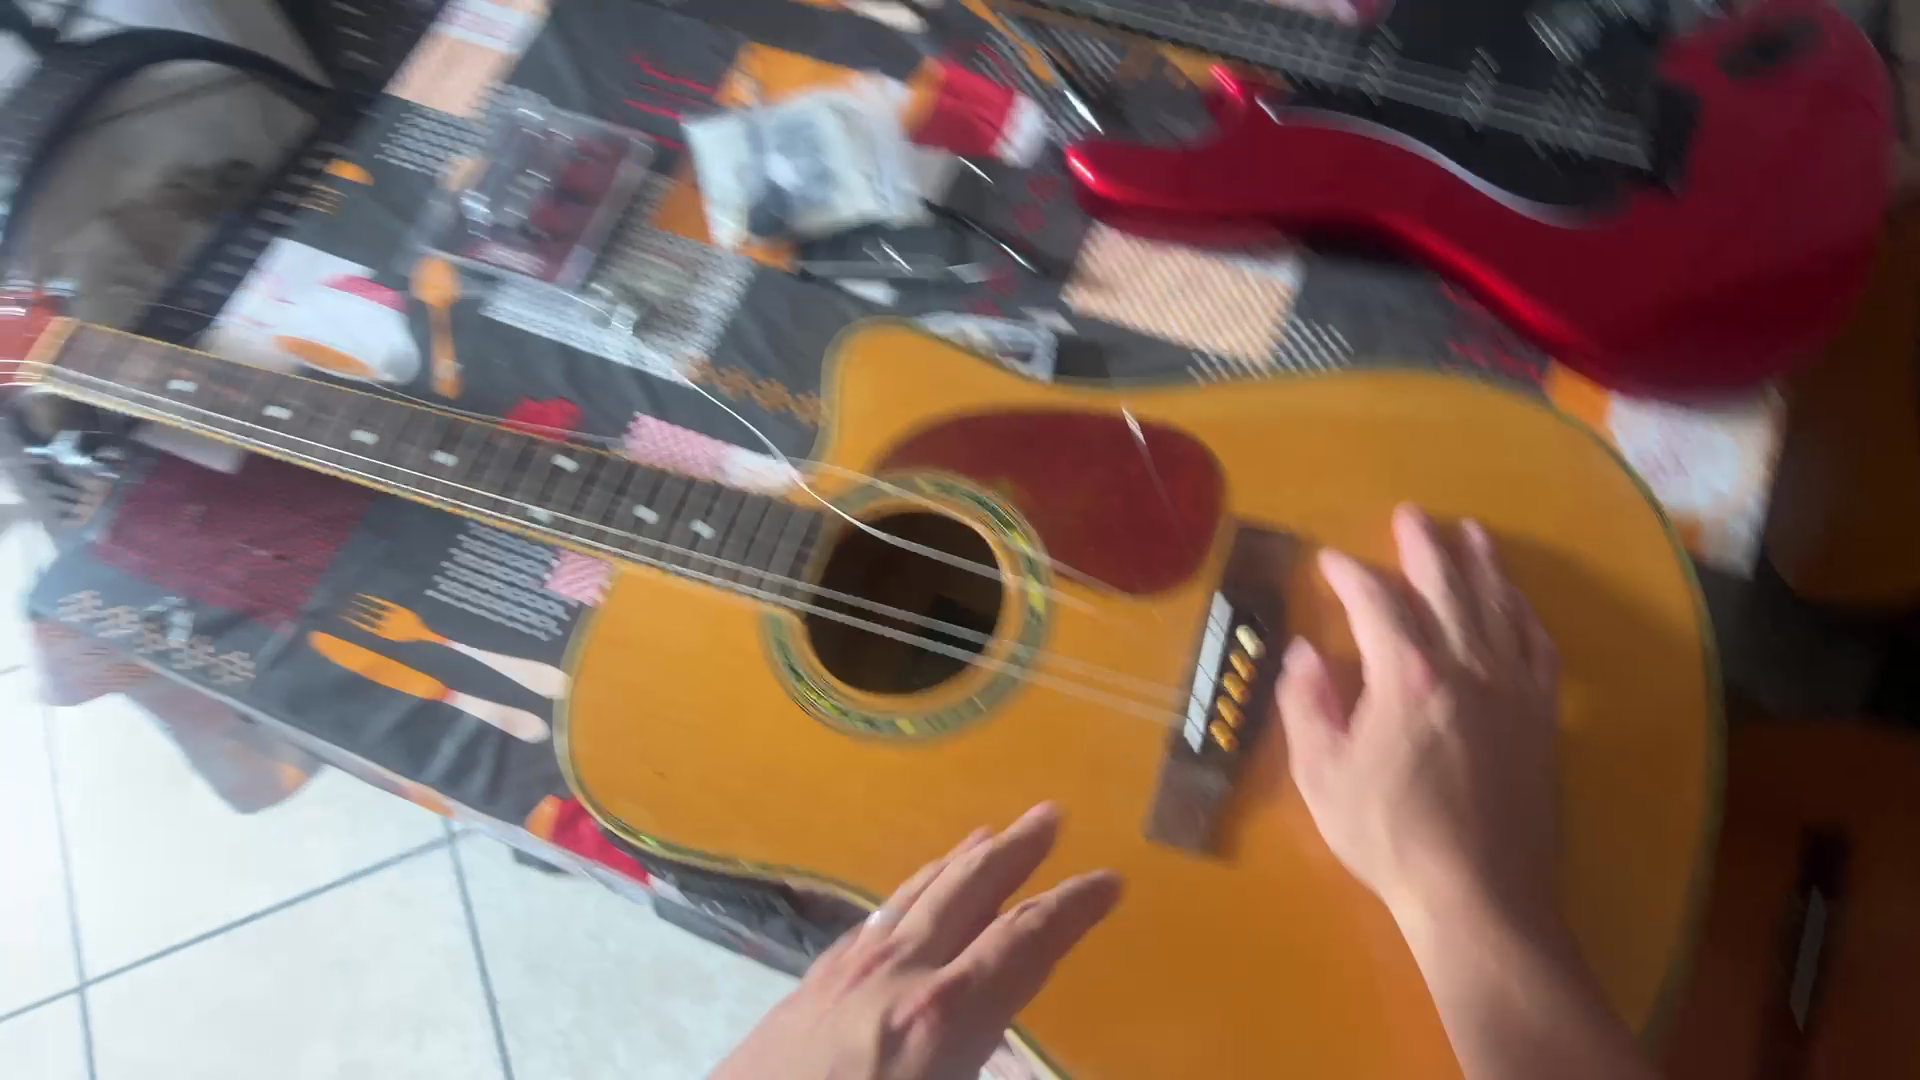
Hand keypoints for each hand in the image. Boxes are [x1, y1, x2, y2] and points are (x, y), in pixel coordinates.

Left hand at [711, 803, 1121, 1079]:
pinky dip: (908, 891)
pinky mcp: (813, 982)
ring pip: (918, 894)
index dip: (1073, 907)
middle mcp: (899, 974)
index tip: (1109, 878)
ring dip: (960, 860)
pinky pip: (875, 917)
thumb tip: (1022, 1051)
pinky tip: (910, 893)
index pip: (1024, 943)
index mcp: (941, 1016)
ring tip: (988, 832)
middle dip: (1015, 850)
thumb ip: (991, 1060)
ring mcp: (850, 971)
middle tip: (1051, 812)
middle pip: (969, 891)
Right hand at [1276, 504, 1559, 924]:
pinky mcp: (1540, 720)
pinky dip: (1525, 616)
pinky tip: (1517, 602)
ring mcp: (1511, 692)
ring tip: (1471, 533)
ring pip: (1499, 610)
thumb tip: (1303, 652)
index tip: (1329, 561)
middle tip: (1410, 514)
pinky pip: (1537, 650)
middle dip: (1424, 548)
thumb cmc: (1386, 832)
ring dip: (1482, 567)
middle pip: (1447, 589)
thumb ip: (1306, 703)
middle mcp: (1466, 670)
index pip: (1377, 604)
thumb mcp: (1320, 772)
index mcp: (1406, 678)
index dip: (1350, 576)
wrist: (1478, 897)